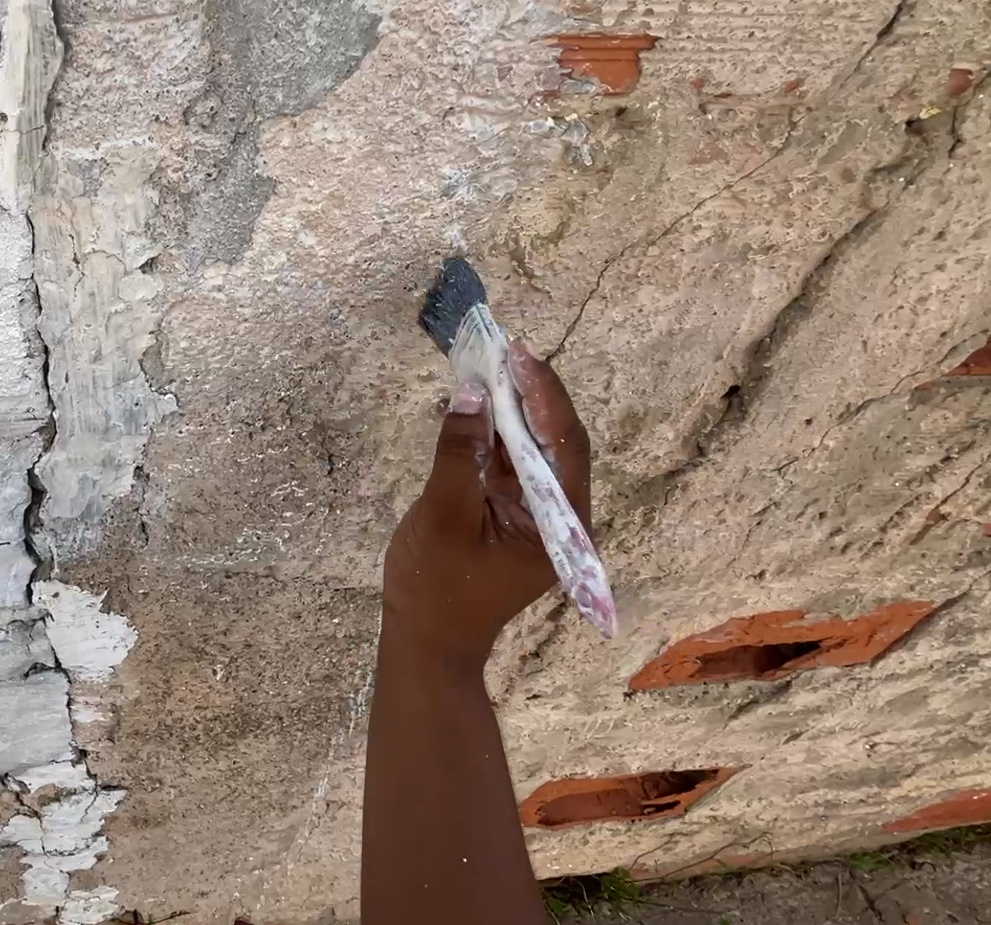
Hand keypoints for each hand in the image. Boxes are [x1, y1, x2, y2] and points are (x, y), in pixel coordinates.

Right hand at [382, 343, 592, 668]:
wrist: (425, 639)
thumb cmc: (435, 585)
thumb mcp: (443, 516)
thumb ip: (458, 455)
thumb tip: (468, 395)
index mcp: (560, 525)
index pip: (565, 445)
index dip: (545, 395)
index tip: (519, 355)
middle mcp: (559, 517)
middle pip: (555, 442)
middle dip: (531, 394)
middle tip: (504, 350)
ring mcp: (534, 516)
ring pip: (532, 450)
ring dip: (511, 410)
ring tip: (489, 366)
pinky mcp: (509, 516)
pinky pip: (507, 465)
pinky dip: (492, 434)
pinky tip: (474, 408)